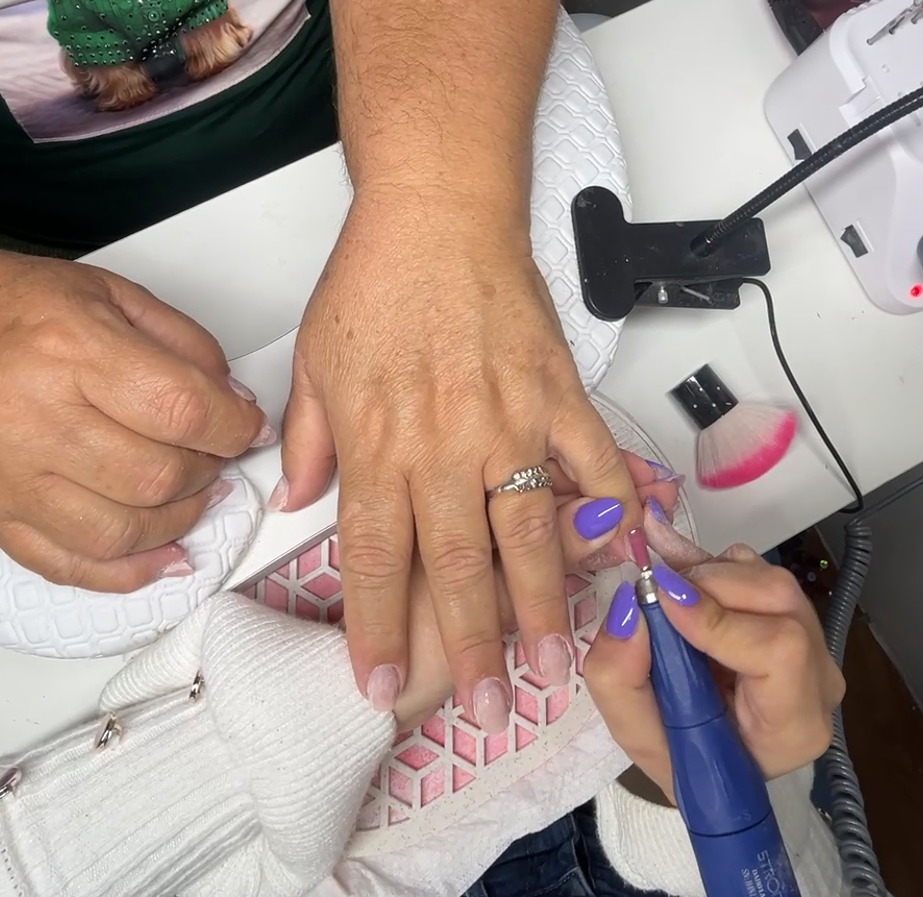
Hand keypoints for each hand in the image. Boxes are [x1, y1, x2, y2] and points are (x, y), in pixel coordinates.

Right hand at [0, 247, 269, 591]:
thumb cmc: (16, 307)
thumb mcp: (116, 295)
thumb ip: (189, 347)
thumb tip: (238, 406)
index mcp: (71, 350)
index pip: (181, 409)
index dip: (235, 427)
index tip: (249, 428)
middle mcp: (32, 418)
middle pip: (157, 476)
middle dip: (209, 471)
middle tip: (215, 453)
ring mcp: (5, 477)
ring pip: (121, 532)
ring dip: (180, 520)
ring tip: (193, 491)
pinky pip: (67, 566)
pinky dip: (128, 573)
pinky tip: (165, 557)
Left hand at [279, 199, 638, 730]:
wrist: (438, 213)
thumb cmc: (376, 278)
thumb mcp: (316, 357)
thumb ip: (308, 439)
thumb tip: (297, 501)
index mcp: (380, 440)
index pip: (377, 555)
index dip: (377, 627)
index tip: (380, 682)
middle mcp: (445, 444)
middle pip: (456, 564)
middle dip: (467, 646)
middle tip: (482, 708)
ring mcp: (510, 421)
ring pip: (527, 532)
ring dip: (540, 605)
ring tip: (550, 665)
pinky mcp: (558, 392)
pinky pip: (592, 460)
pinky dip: (612, 507)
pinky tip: (625, 553)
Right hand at [584, 542, 845, 799]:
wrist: (706, 751)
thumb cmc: (679, 754)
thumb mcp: (635, 734)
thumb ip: (618, 677)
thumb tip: (629, 606)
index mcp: (794, 724)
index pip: (780, 649)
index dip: (718, 617)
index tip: (660, 597)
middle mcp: (817, 676)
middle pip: (776, 598)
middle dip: (705, 583)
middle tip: (653, 590)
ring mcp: (810, 638)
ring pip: (765, 576)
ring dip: (704, 572)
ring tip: (662, 593)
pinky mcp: (790, 609)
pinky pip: (753, 567)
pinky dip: (706, 562)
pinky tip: (675, 581)